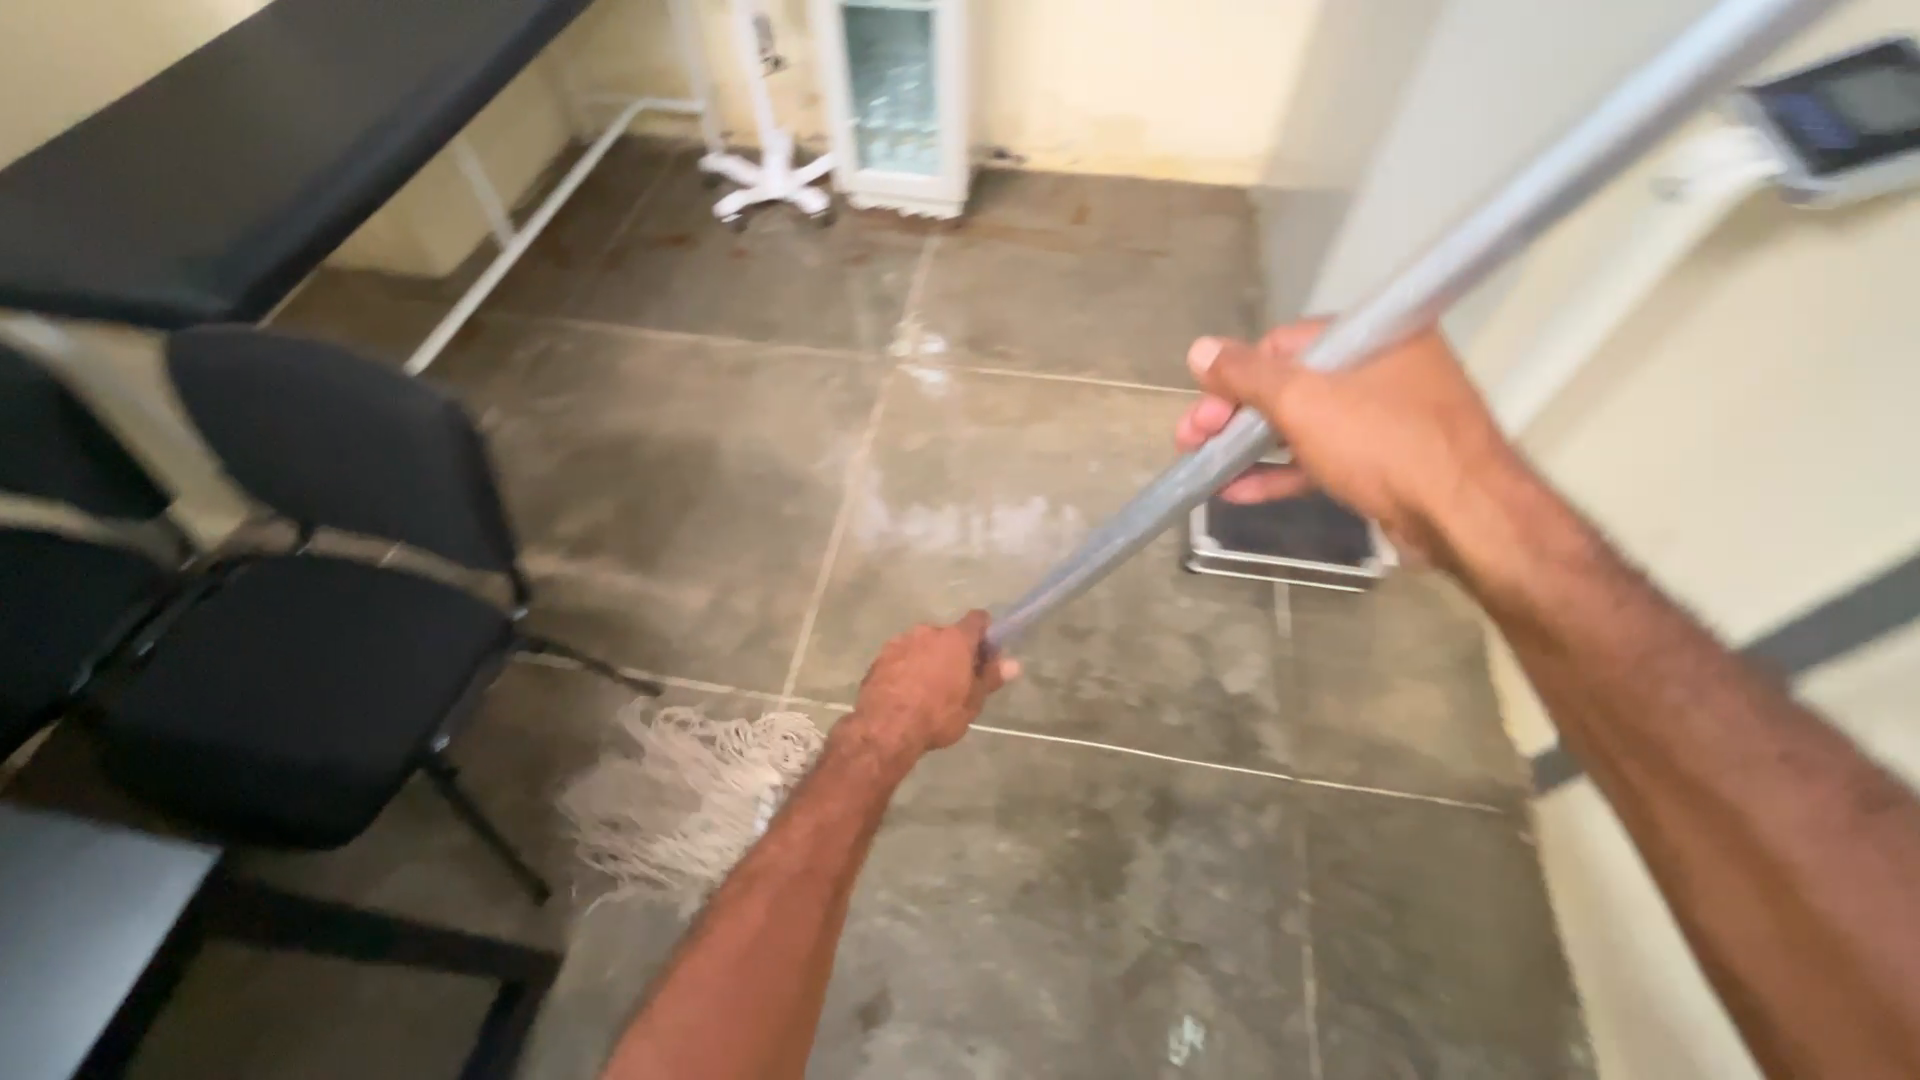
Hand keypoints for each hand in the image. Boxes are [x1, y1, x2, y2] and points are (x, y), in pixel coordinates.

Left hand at [848, 611, 1018, 759]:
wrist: (886, 727)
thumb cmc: (938, 714)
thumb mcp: (972, 702)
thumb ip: (990, 677)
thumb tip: (1013, 663)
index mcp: (956, 639)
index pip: (978, 619)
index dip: (985, 634)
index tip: (986, 654)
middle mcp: (927, 631)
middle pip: (948, 635)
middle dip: (954, 652)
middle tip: (957, 680)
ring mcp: (900, 642)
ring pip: (922, 645)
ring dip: (928, 659)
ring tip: (927, 690)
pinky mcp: (879, 657)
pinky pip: (901, 657)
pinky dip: (907, 668)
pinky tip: (906, 692)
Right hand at [1176, 321, 1524, 564]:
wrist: (1462, 515)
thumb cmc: (1383, 443)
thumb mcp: (1304, 402)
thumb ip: (1247, 376)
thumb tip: (1200, 349)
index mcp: (1370, 335)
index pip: (1282, 345)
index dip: (1234, 376)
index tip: (1203, 409)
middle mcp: (1377, 368)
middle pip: (1286, 386)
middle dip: (1231, 416)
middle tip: (1190, 440)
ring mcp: (1380, 417)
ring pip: (1298, 425)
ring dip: (1247, 448)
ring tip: (1201, 467)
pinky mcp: (1379, 461)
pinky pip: (1318, 458)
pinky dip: (1279, 472)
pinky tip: (1236, 491)